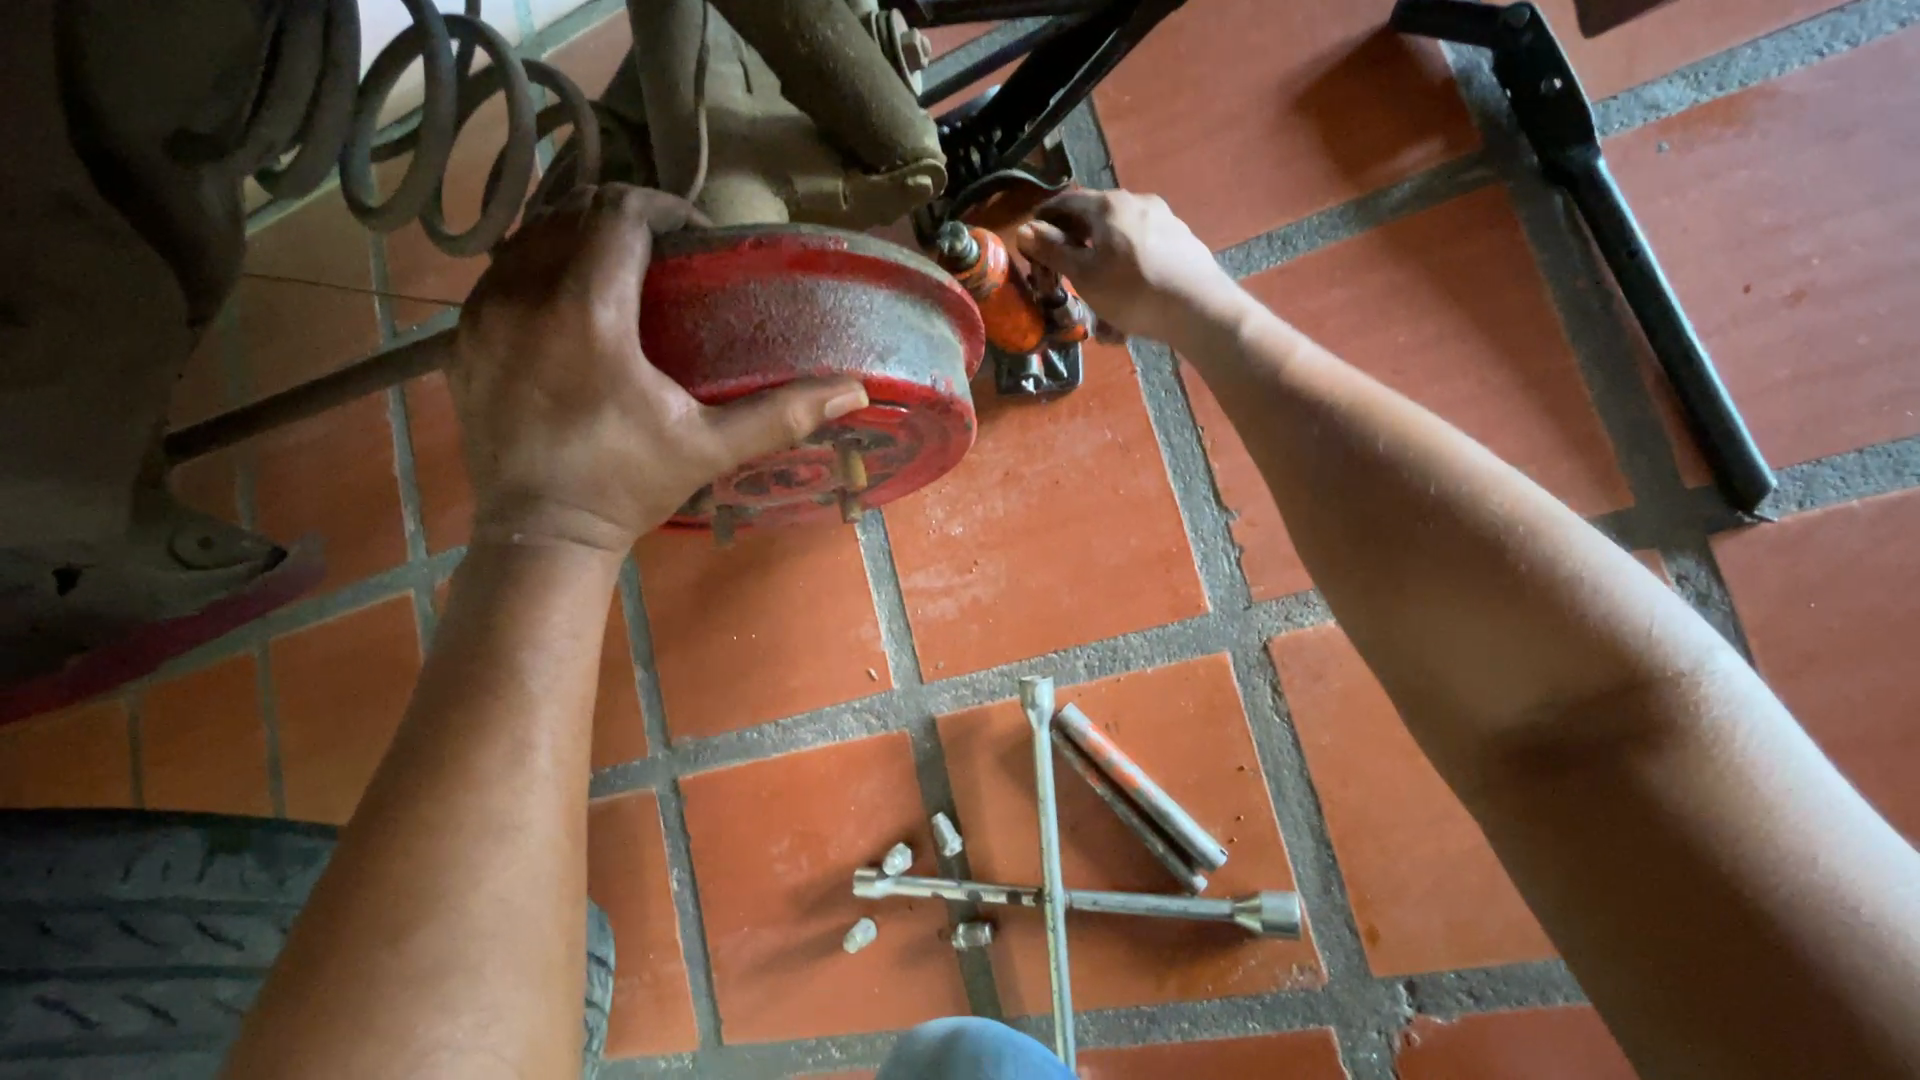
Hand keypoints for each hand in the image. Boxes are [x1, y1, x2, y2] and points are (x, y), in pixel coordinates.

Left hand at [451, 184, 868, 553]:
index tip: (691, 231)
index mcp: (589, 313)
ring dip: (574, 238)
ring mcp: (484, 317)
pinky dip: (536, 269)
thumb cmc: (628, 486)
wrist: (541, 534)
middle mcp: (525, 297)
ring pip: (526, 237)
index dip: (660, 206)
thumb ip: (780, 413)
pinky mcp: (463, 341)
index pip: (618, 213)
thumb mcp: (710, 448)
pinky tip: (566, 305)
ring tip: (615, 270)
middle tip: (661, 249)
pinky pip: (497, 275)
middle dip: (619, 217)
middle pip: (569, 212)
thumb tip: (855, 391)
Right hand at [1014, 189, 1241, 346]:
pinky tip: (1129, 302)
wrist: (1198, 308)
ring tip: (1098, 298)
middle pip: (1094, 220)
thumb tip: (1025, 229)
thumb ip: (1053, 250)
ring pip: (1120, 239)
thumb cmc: (1131, 291)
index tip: (1032, 243)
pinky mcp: (1181, 241)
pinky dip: (1127, 271)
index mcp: (1108, 205)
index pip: (1065, 202)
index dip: (1044, 220)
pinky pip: (1143, 252)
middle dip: (1076, 246)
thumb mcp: (1083, 275)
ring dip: (1103, 264)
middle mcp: (1137, 202)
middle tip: (1063, 274)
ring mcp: (1163, 220)